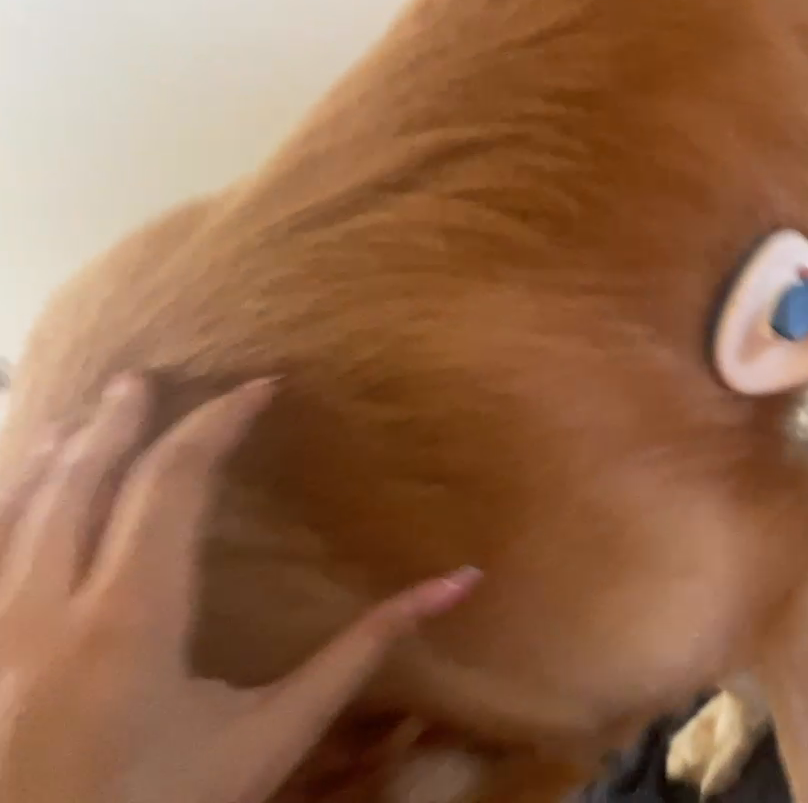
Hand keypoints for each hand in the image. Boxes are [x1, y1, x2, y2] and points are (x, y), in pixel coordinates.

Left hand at [0, 375, 477, 802]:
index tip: (259, 387)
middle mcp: (38, 614)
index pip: (170, 486)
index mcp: (128, 620)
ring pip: (4, 519)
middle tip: (147, 375)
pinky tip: (13, 499)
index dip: (215, 425)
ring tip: (78, 418)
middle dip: (117, 423)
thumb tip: (462, 580)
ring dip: (46, 460)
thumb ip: (366, 648)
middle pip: (75, 486)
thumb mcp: (277, 730)